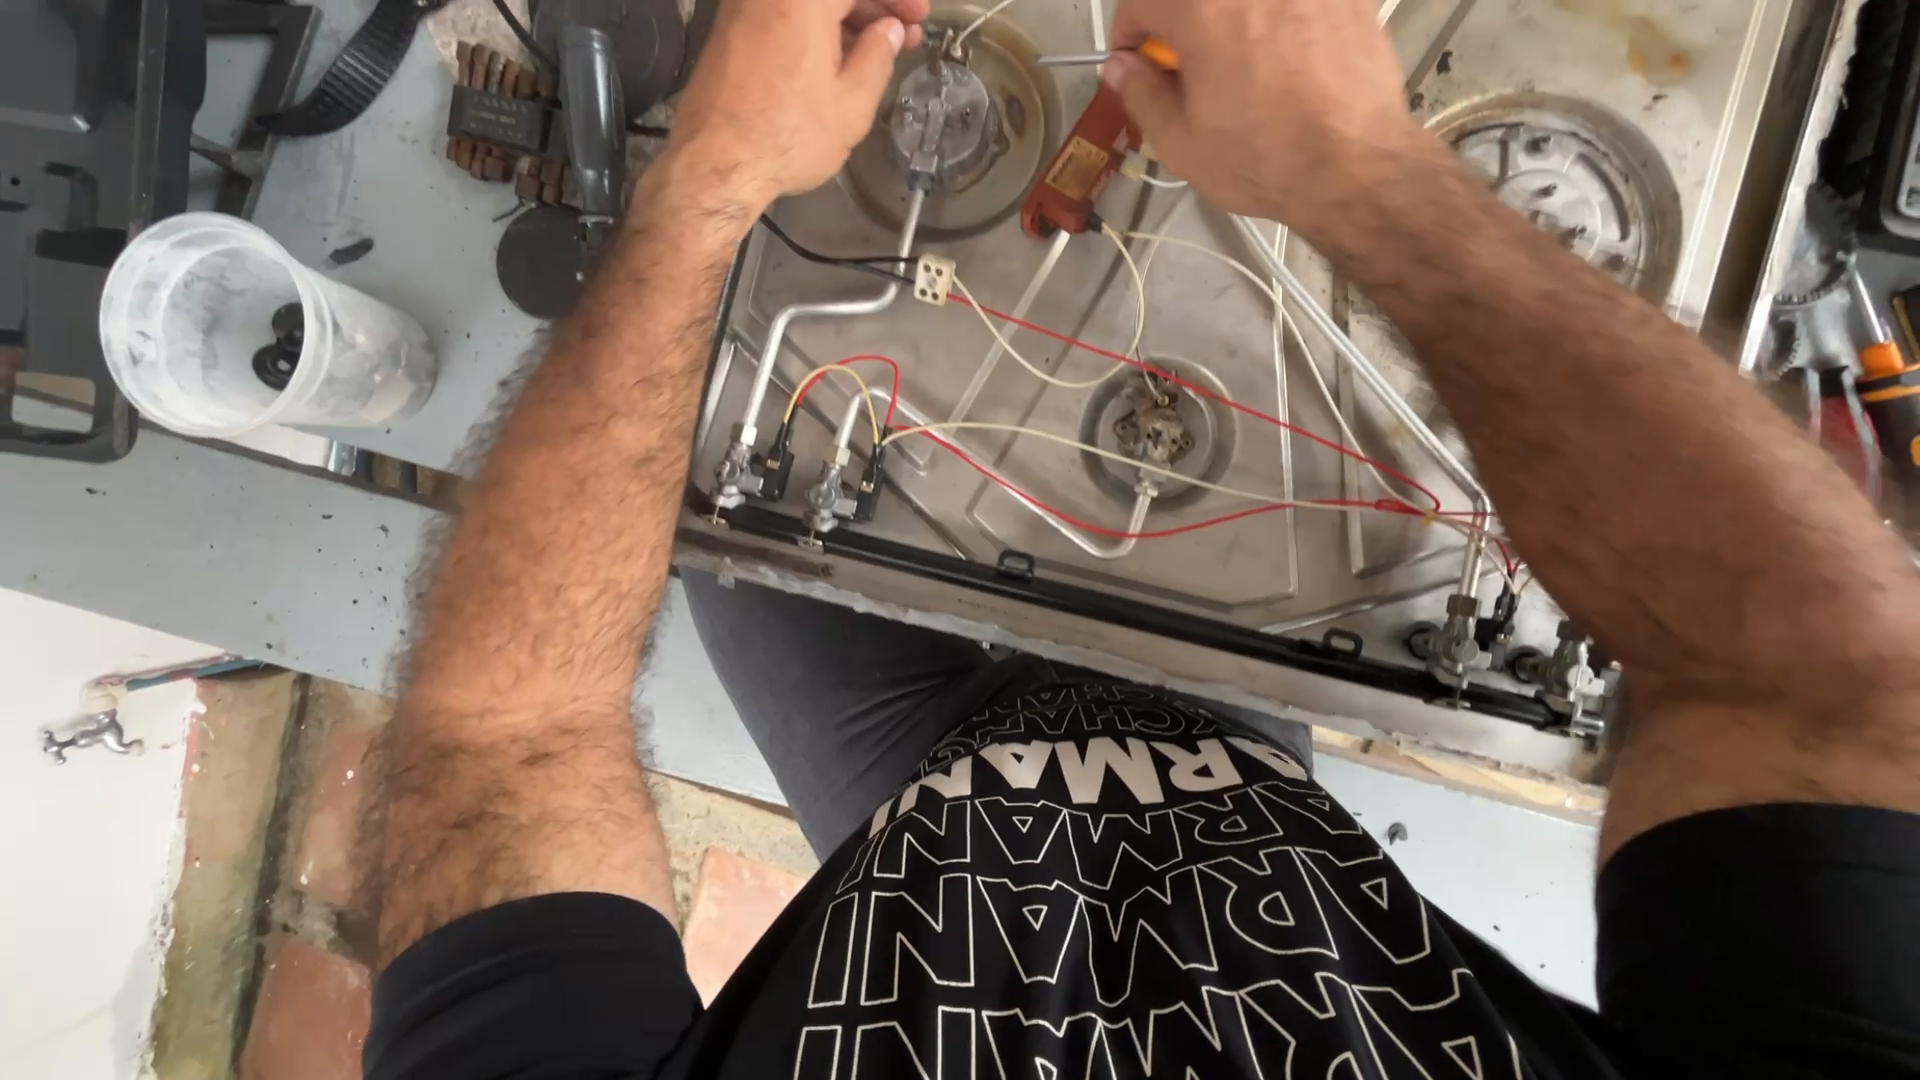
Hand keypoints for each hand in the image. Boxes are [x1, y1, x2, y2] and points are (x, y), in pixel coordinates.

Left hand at [667, 0, 929, 215]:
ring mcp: (747, 3)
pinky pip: (786, 11)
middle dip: (874, 4)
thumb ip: (878, 58)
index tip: (919, 17)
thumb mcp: (851, 105)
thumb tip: (889, 33)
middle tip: (904, 33)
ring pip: (810, 2)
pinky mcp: (734, 26)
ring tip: (876, 51)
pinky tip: (838, 56)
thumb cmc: (786, 136)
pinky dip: (817, 25)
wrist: (718, 162)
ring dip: (847, 16)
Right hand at [1105, 0, 1425, 238]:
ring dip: (1228, 22)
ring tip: (1237, 62)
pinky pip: (1290, 4)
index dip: (1128, 31)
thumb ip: (1142, 94)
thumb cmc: (1261, 160)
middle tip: (1184, 63)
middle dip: (1179, 22)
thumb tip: (1123, 68)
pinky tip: (1284, 59)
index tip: (1133, 60)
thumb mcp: (1181, 143)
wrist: (1351, 165)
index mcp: (1203, 8)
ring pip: (1245, 5)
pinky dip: (1277, 21)